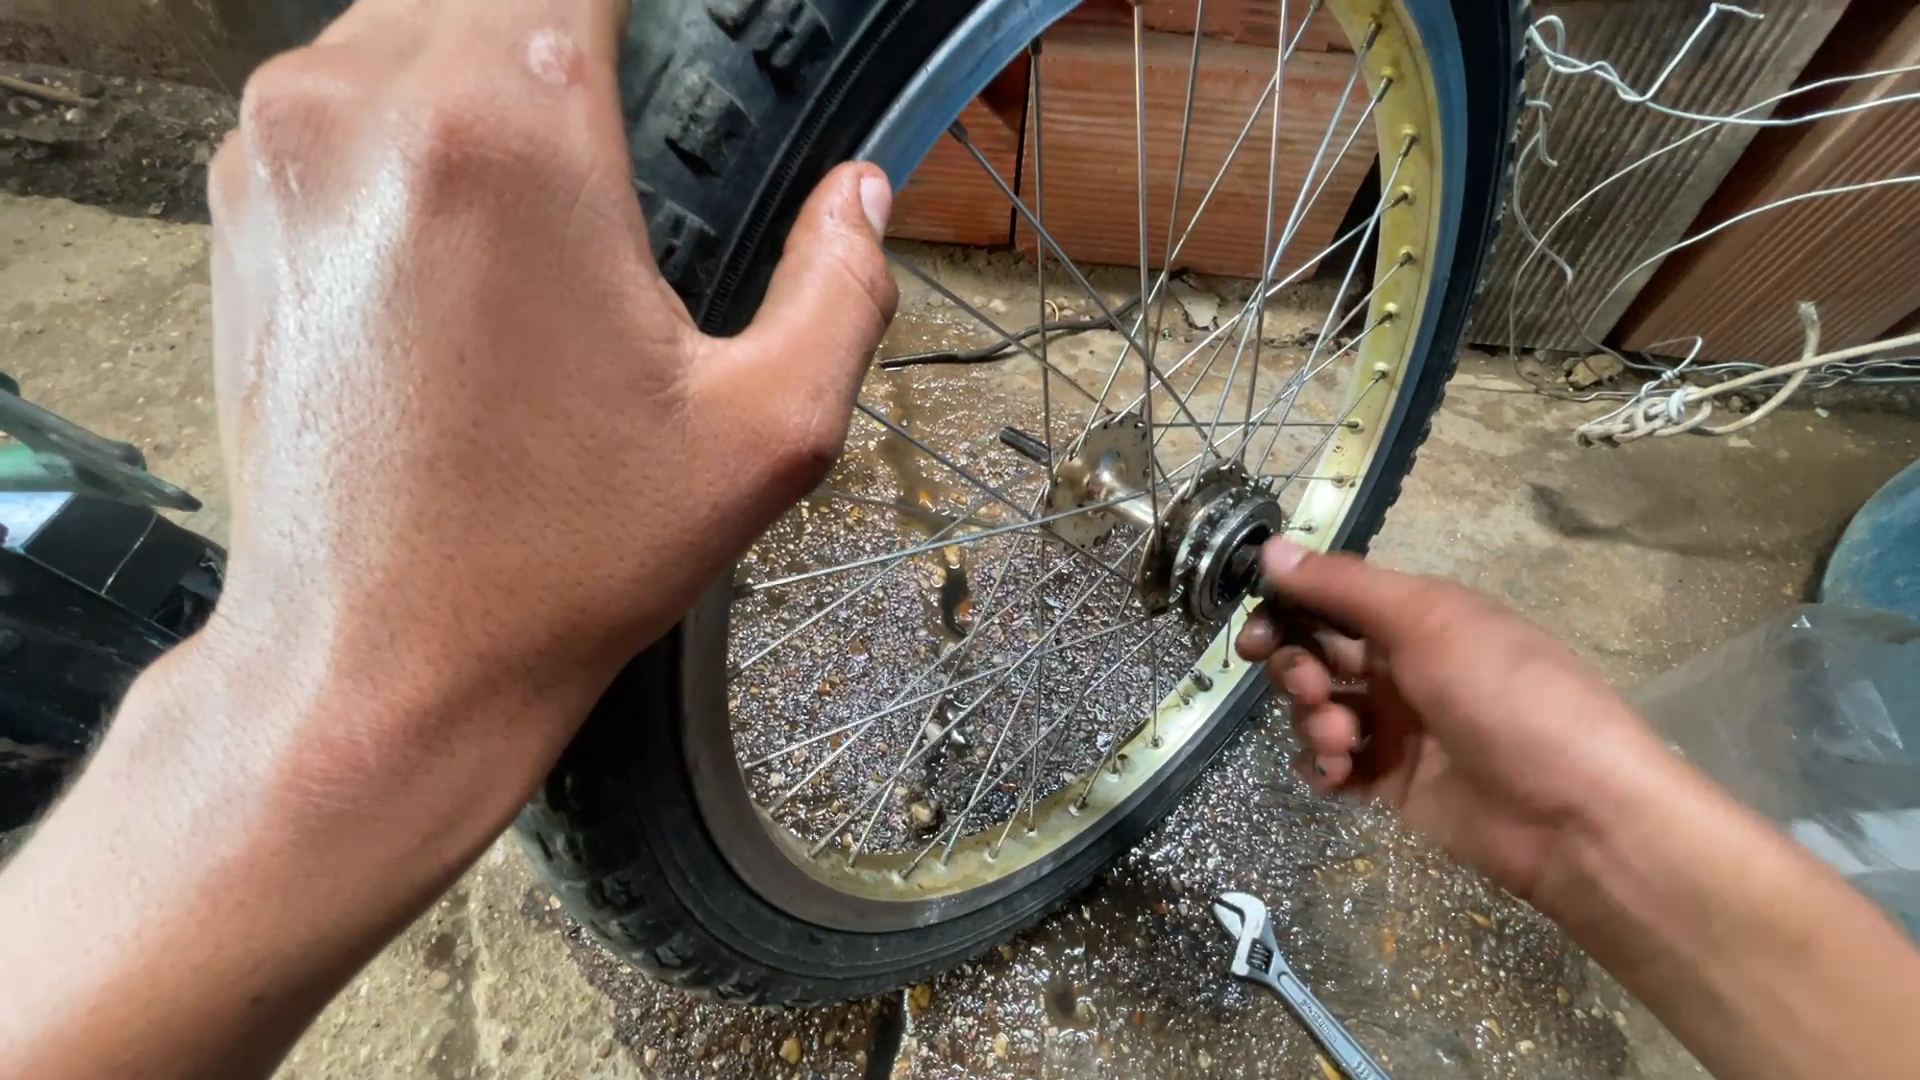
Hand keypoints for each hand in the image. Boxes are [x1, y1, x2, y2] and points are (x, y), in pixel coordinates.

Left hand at [203, 0, 896, 782]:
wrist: (396, 657)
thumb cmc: (579, 550)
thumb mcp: (771, 434)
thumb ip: (843, 290)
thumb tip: (862, 198)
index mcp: (513, 141)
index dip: (662, 17)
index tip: (703, 82)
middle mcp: (368, 109)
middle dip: (594, 47)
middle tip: (662, 156)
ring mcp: (280, 153)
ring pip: (419, 29)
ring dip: (512, 83)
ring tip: (584, 213)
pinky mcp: (246, 215)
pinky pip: (356, 104)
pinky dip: (437, 132)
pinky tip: (496, 250)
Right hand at [1235, 540, 1667, 901]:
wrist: (1578, 818)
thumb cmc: (1507, 697)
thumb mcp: (1428, 622)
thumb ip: (1342, 586)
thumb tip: (1270, 547)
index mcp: (1413, 618)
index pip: (1328, 600)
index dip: (1285, 609)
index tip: (1254, 632)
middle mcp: (1397, 665)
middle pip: (1312, 652)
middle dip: (1293, 667)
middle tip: (1307, 686)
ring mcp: (1392, 724)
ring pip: (1314, 707)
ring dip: (1311, 718)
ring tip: (1342, 741)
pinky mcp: (1388, 778)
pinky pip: (1329, 761)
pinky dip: (1320, 764)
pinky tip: (1336, 774)